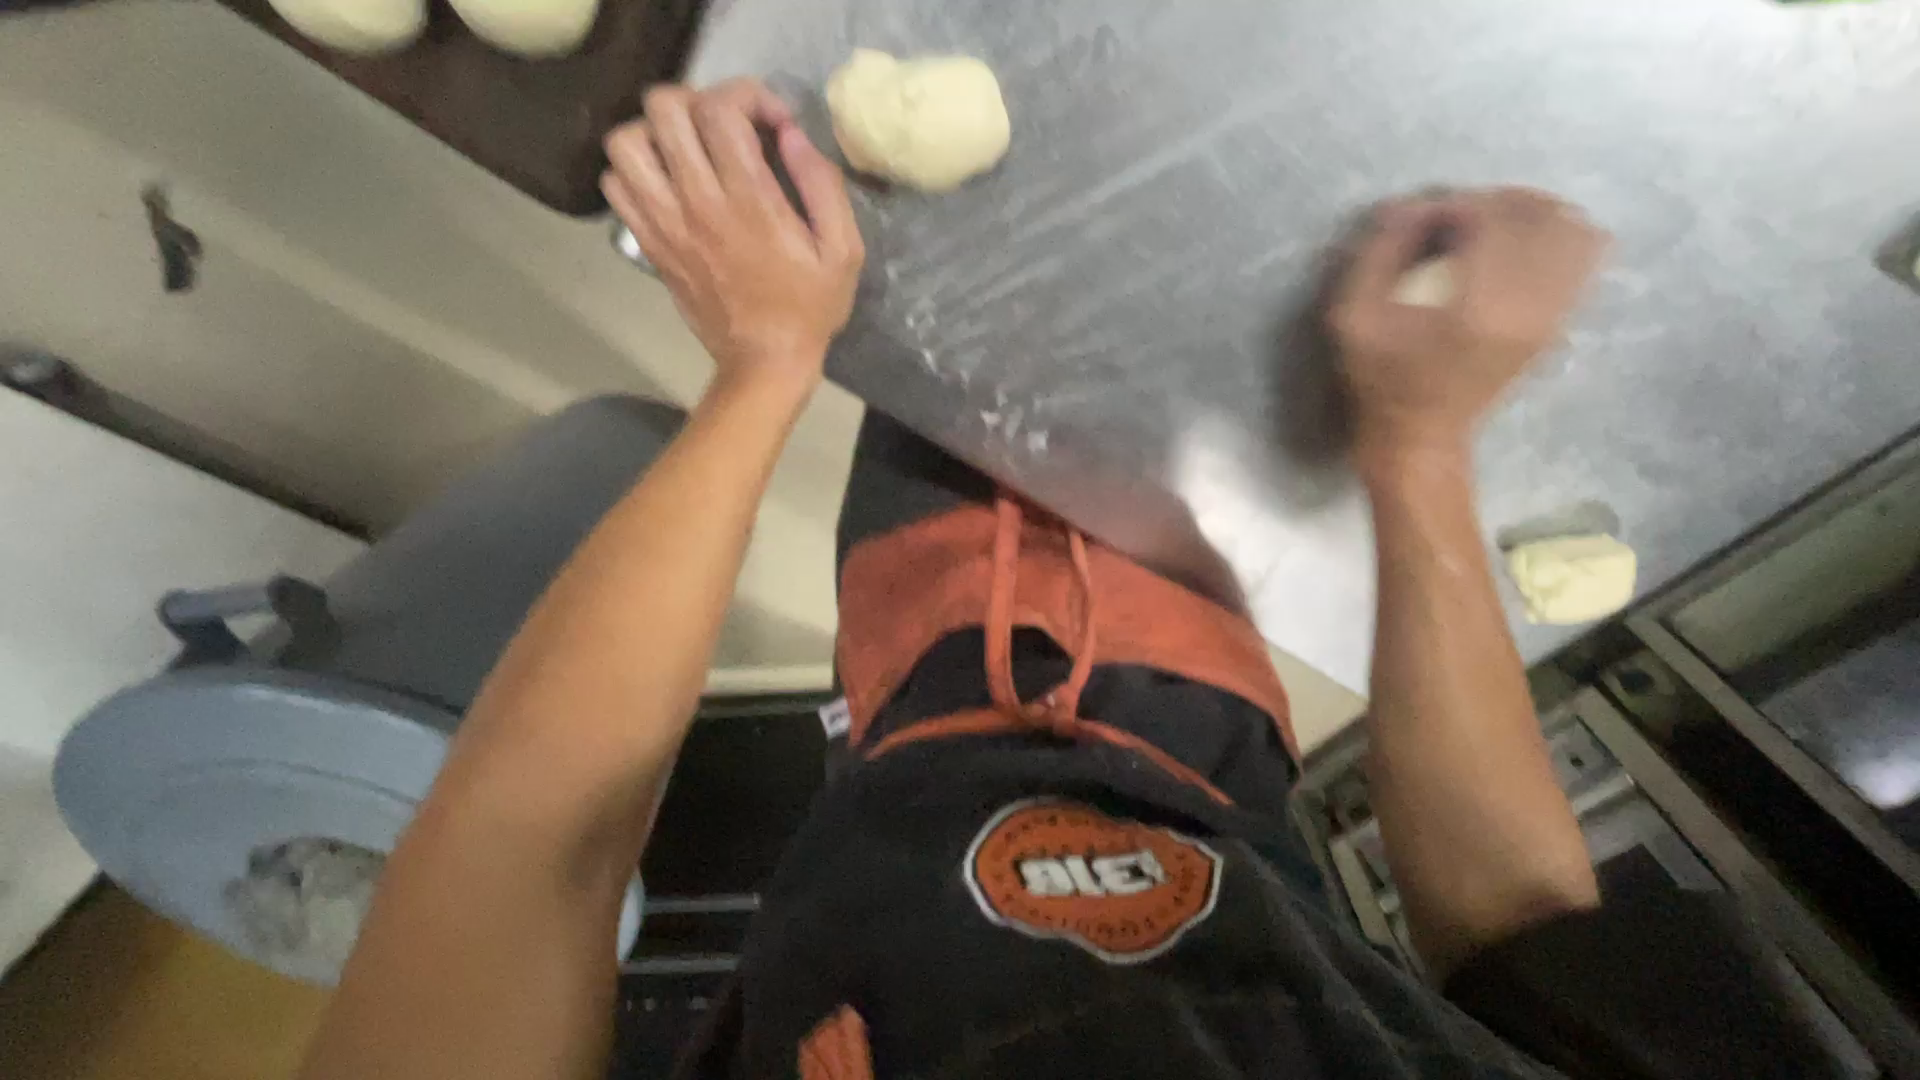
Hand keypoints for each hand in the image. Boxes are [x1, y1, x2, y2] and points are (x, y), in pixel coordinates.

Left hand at [602, 79, 865, 396]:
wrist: (764, 363)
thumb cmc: (810, 309)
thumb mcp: (844, 252)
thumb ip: (823, 186)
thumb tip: (791, 134)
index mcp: (750, 200)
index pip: (722, 108)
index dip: (749, 96)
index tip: (773, 123)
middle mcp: (698, 201)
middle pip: (666, 109)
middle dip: (702, 103)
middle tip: (729, 131)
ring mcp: (665, 222)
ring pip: (628, 140)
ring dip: (659, 134)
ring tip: (691, 153)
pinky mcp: (649, 242)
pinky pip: (616, 183)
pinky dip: (635, 170)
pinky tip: (668, 184)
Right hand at [1330, 187, 1607, 463]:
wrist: (1419, 436)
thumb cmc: (1378, 379)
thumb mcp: (1352, 318)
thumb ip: (1378, 255)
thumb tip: (1409, 204)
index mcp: (1478, 304)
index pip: (1493, 218)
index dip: (1456, 204)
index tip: (1424, 218)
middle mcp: (1531, 304)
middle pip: (1543, 215)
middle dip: (1499, 203)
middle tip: (1459, 218)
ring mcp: (1553, 314)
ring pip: (1576, 231)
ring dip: (1535, 216)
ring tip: (1494, 228)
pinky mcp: (1558, 322)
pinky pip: (1585, 259)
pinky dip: (1557, 240)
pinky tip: (1516, 251)